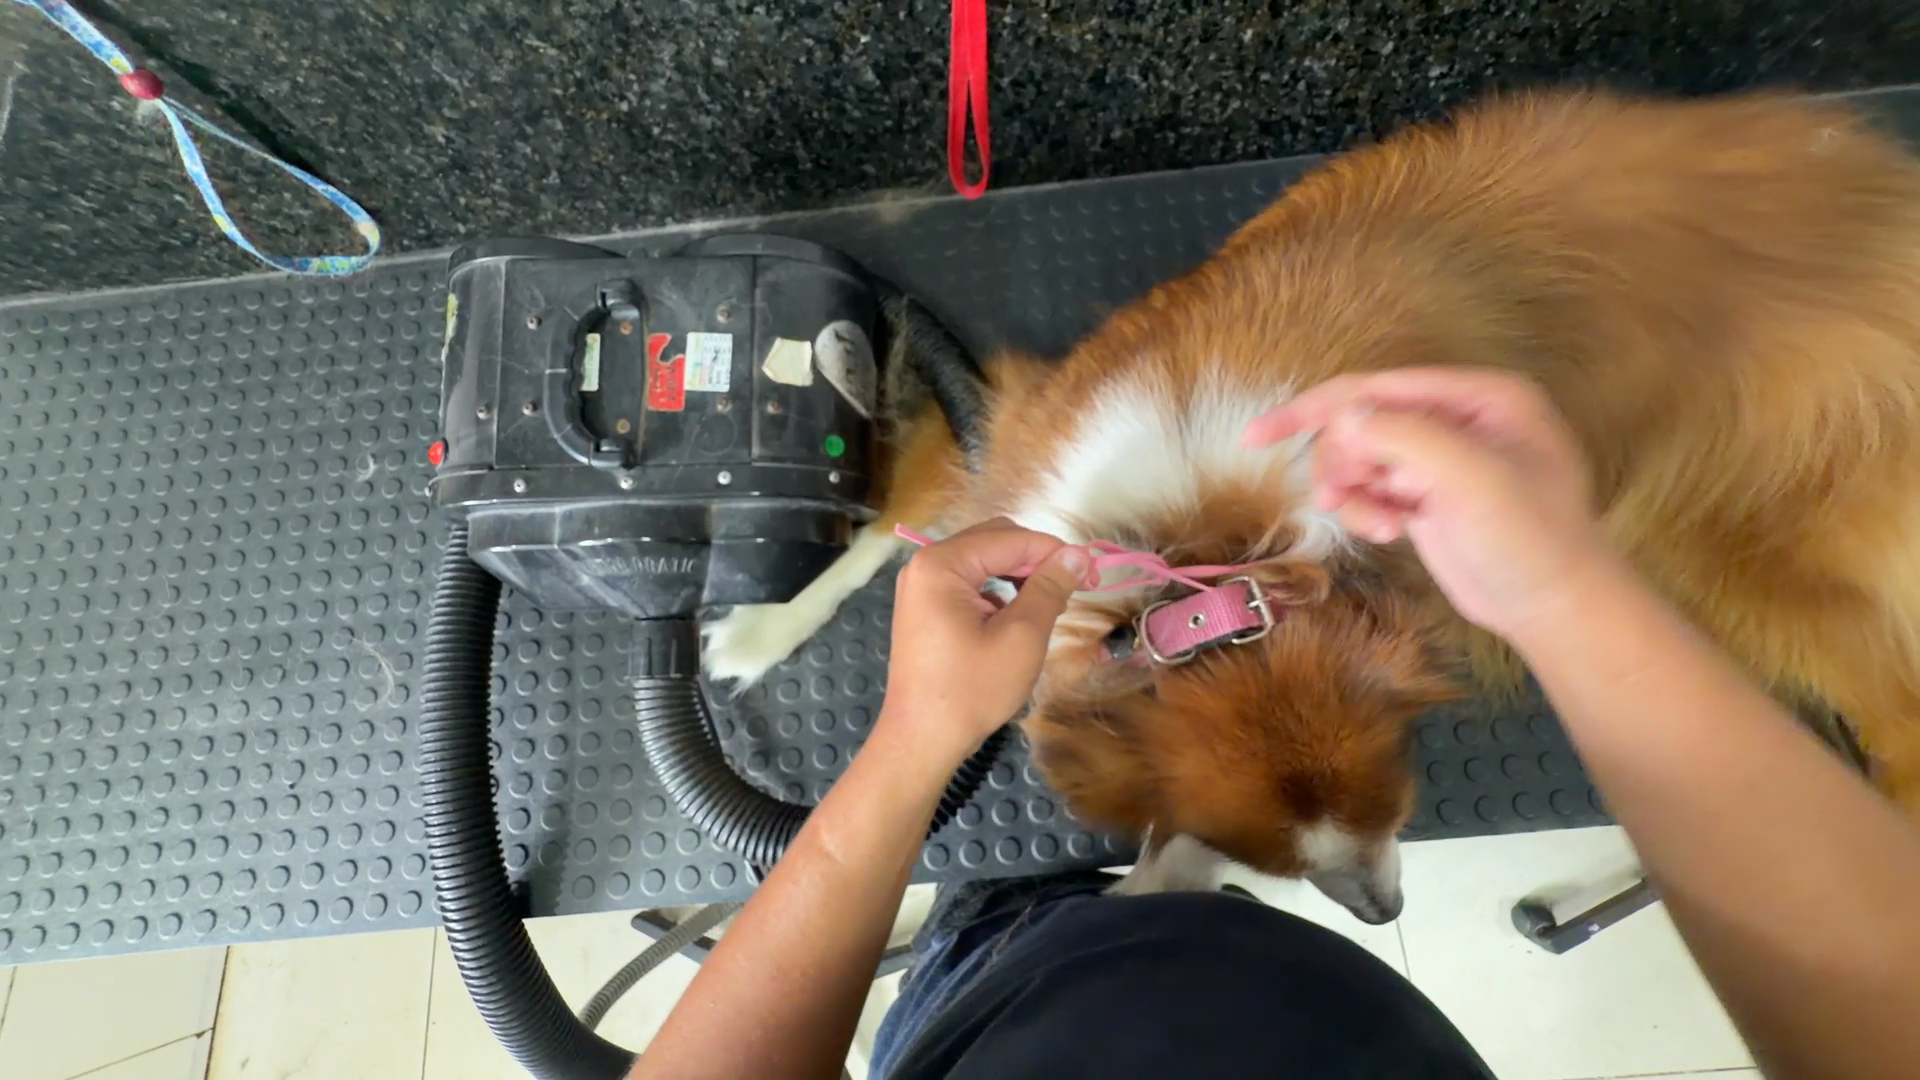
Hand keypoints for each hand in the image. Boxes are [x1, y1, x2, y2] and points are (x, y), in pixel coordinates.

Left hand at [877, 519, 1091, 768]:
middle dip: (1035, 559)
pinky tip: (1018, 618)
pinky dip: (998, 591)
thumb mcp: (1022, 636)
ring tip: (1050, 604)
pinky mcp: (924, 608)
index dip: (1055, 551)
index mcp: (942, 563)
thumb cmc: (971, 690)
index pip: (1010, 538)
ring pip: (982, 561)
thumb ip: (1049, 588)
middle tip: (1073, 586)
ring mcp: (921, 587)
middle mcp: (925, 564)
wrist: (921, 740)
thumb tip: (1078, 554)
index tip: (1094, 572)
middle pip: (993, 540)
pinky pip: (969, 583)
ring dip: (1018, 574)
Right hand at [1243, 368, 1620, 640]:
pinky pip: (1366, 490)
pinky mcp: (1419, 492)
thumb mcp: (1469, 479)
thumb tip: (1340, 417)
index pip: (1372, 388)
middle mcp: (1451, 419)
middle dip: (1341, 465)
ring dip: (1352, 494)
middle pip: (1356, 426)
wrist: (1548, 605)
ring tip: (1381, 525)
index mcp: (1474, 397)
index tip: (1254, 437)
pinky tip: (1391, 532)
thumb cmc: (1527, 537)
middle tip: (1338, 502)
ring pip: (1354, 460)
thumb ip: (1404, 436)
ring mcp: (1434, 458)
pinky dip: (1365, 512)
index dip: (1310, 409)